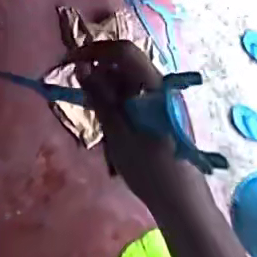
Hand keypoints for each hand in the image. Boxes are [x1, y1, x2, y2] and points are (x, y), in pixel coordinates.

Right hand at [68, 41, 203, 212]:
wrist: (184, 205)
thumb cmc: (150, 170)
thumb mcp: (118, 133)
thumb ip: (99, 97)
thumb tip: (81, 66)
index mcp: (155, 86)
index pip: (124, 51)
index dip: (96, 50)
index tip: (71, 62)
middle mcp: (162, 86)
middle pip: (127, 62)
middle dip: (99, 68)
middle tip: (79, 87)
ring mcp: (164, 99)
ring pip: (129, 77)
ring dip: (107, 84)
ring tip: (92, 105)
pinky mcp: (163, 112)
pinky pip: (135, 92)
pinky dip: (118, 96)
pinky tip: (108, 115)